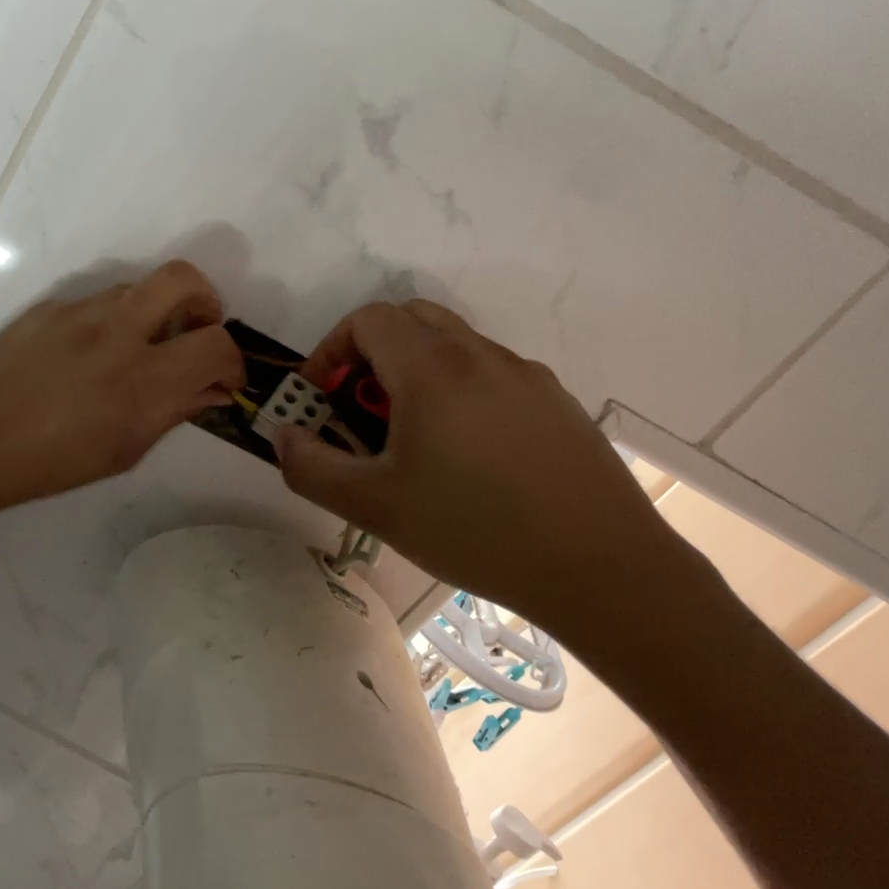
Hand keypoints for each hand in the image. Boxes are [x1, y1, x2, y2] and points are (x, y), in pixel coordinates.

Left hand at [0, 260, 246, 516]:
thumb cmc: (49, 465)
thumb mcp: (123, 452)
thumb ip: (174, 412)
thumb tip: (212, 390)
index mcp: (139, 381)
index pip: (216, 344)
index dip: (233, 361)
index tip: (223, 379)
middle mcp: (113, 333)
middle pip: (183, 277)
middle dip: (205, 302)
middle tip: (195, 334)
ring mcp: (76, 313)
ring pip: (137, 287)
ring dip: (154, 311)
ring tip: (138, 351)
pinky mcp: (46, 308)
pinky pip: (95, 302)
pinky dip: (111, 321)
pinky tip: (87, 357)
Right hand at [275, 300, 708, 636]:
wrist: (604, 570)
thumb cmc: (475, 531)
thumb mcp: (373, 507)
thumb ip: (311, 466)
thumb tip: (284, 436)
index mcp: (433, 369)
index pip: (369, 319)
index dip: (332, 349)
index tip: (323, 398)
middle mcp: (481, 356)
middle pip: (412, 318)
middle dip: (372, 353)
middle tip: (361, 410)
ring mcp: (528, 377)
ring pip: (456, 345)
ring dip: (417, 371)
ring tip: (413, 439)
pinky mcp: (559, 403)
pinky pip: (493, 374)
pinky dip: (461, 390)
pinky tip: (469, 457)